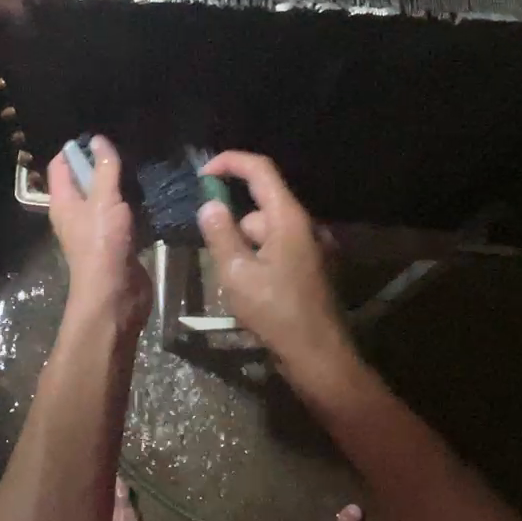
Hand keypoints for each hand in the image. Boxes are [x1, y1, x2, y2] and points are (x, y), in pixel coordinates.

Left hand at [47, 136, 148, 339]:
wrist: (116, 296)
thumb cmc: (102, 245)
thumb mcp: (104, 201)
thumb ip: (104, 170)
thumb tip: (98, 140)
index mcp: (63, 202)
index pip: (60, 166)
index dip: (75, 149)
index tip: (100, 137)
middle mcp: (76, 214)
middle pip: (84, 180)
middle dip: (102, 164)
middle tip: (127, 148)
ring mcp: (97, 229)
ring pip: (106, 198)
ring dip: (121, 185)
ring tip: (142, 165)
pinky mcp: (117, 242)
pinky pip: (123, 216)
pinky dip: (134, 205)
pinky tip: (151, 192)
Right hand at [197, 152, 350, 369]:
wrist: (319, 357)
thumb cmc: (276, 313)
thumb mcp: (237, 273)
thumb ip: (220, 234)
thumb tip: (210, 205)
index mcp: (289, 219)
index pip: (260, 170)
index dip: (230, 163)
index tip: (202, 174)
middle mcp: (305, 226)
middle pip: (260, 205)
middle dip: (233, 223)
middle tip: (214, 254)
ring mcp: (311, 248)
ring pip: (267, 232)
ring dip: (245, 247)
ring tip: (233, 283)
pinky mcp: (311, 269)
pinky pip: (278, 250)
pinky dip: (259, 260)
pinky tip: (251, 292)